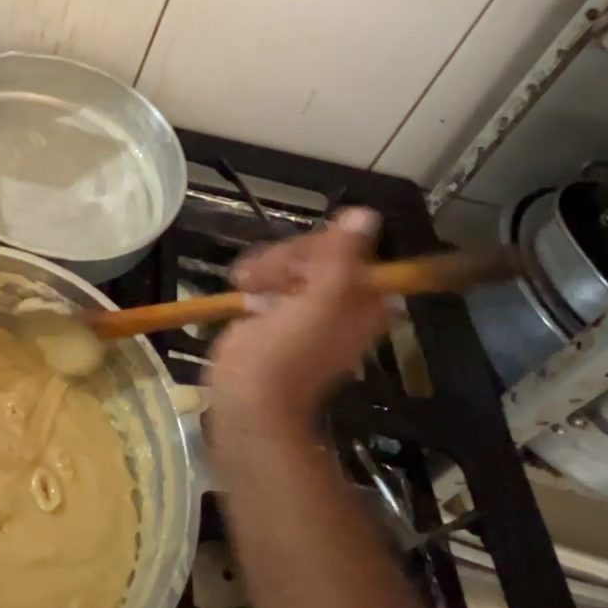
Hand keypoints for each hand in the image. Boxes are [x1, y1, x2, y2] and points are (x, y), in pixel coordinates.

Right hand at [206, 208, 390, 440]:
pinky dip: (253, 276)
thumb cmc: (291, 352)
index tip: (304, 259)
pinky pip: (267, 273)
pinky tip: (243, 288)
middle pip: (315, 251)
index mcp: (361, 300)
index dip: (326, 246)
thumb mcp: (322, 302)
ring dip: (265, 265)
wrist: (250, 393)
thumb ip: (342, 258)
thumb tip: (364, 214)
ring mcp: (303, 304)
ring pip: (286, 259)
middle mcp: (337, 299)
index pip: (352, 250)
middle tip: (270, 277)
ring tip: (249, 285)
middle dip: (287, 257)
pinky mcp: (272, 307)